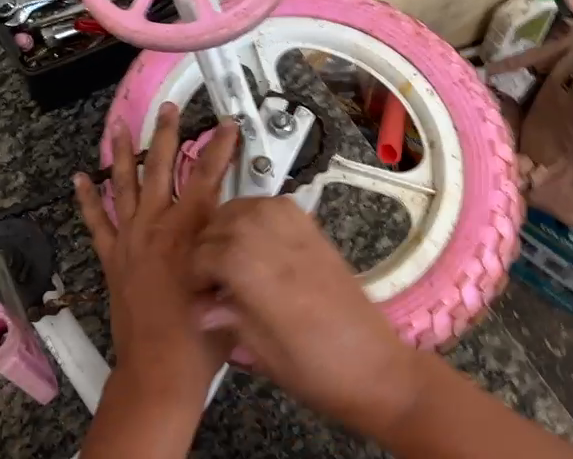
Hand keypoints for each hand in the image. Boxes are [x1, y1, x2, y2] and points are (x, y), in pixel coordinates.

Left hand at [73, 106, 239, 406]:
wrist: (160, 370)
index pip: (207, 176)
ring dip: (123, 152)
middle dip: (166, 133)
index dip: (219, 147)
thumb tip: (241, 228)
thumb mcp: (230, 287)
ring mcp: (130, 239)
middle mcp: (156, 226)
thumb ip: (233, 252)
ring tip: (119, 125)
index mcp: (189, 230)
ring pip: (125, 183)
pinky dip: (88, 197)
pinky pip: (97, 220)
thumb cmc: (202, 337)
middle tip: (168, 108)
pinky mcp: (111, 257)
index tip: (226, 125)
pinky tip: (80, 176)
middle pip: (161, 167)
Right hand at [190, 196, 422, 432]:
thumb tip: (198, 306)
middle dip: (208, 249)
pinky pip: (271, 203)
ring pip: (241, 206)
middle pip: (218, 224)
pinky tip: (257, 240)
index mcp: (251, 269)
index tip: (201, 297)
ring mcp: (294, 227)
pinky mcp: (312, 227)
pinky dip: (256, 214)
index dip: (196, 276)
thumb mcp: (261, 352)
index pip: (202, 254)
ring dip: (228, 228)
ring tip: (232, 259)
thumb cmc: (315, 369)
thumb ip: (227, 318)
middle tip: (215, 281)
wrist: (376, 367)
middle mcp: (269, 237)